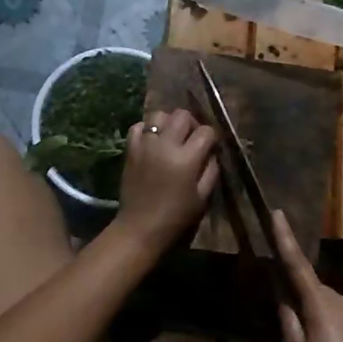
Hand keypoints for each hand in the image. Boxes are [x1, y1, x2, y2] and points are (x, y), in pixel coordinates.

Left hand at [113, 109, 219, 246]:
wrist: (141, 226)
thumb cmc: (176, 216)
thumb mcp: (203, 197)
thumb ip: (211, 170)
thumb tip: (211, 152)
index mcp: (186, 159)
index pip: (205, 131)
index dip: (212, 137)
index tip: (211, 146)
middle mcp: (165, 145)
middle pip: (182, 115)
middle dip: (192, 123)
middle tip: (192, 138)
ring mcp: (145, 144)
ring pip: (159, 115)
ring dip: (169, 122)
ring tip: (172, 137)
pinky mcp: (130, 149)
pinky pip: (139, 126)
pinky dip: (147, 129)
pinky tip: (153, 141)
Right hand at [271, 210, 342, 341]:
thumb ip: (287, 315)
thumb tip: (279, 286)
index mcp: (320, 303)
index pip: (296, 263)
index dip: (284, 238)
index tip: (277, 211)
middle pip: (311, 288)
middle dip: (298, 298)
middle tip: (290, 332)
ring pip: (327, 304)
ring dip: (316, 317)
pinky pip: (342, 317)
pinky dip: (331, 327)